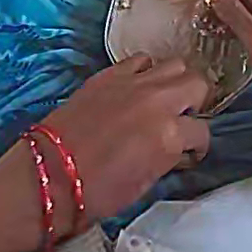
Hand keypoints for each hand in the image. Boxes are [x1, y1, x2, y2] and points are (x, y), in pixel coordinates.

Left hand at [37, 55, 212, 221]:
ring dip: (175, 82)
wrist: (49, 176)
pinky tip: (138, 87)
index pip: (202, 132)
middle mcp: (159, 101)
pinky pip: (142, 59)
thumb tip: (178, 148)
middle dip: (196, 102)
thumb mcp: (147, 182)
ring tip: (163, 98)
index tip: (190, 151)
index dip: (198, 145)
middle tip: (183, 117)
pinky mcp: (111, 74)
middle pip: (198, 83)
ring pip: (175, 64)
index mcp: (171, 135)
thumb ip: (169, 157)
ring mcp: (135, 83)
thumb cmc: (99, 192)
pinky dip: (146, 71)